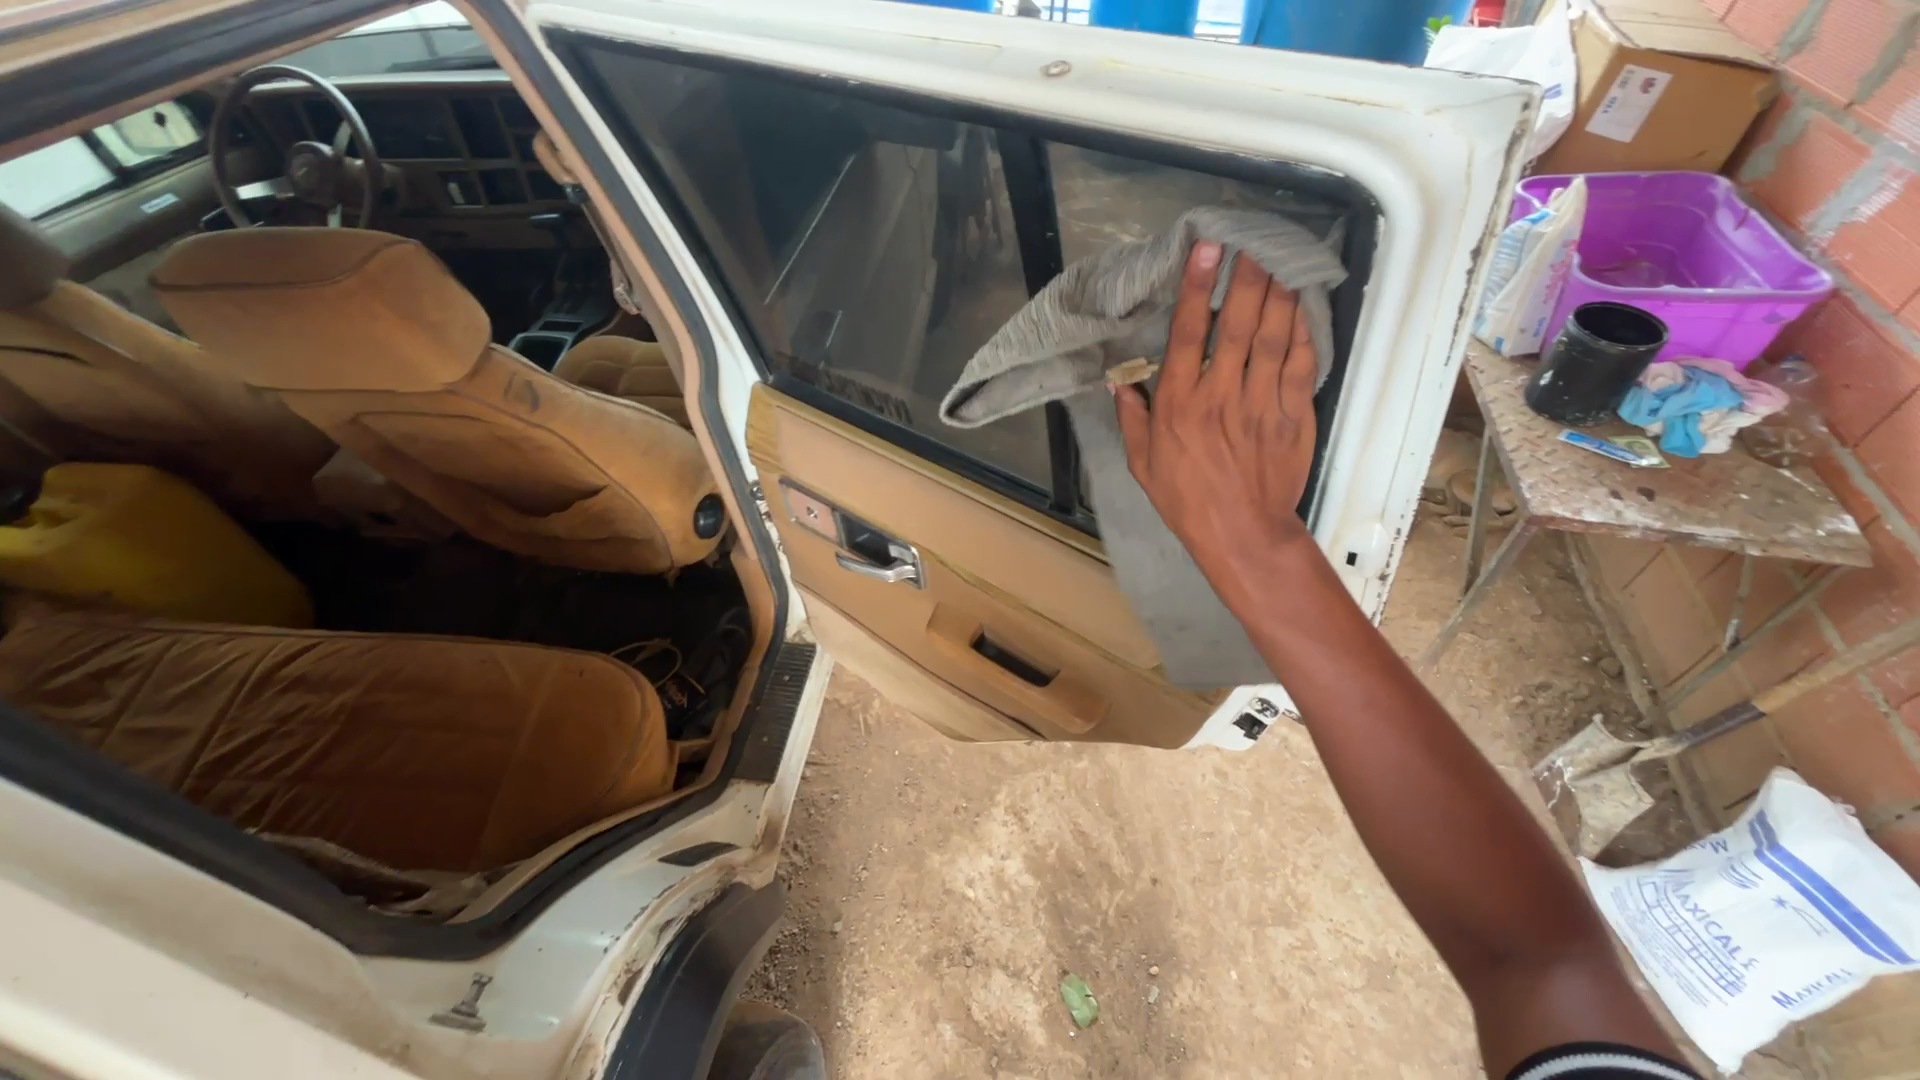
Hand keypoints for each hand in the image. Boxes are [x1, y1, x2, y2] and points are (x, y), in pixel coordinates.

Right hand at [1113, 240, 1320, 610]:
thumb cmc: (1186, 499)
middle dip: (1246, 278)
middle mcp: (1220, 396)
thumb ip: (1133, 419)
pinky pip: (1298, 365)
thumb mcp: (1142, 463)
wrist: (1240, 532)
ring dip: (1277, 295)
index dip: (1199, 288)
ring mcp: (1260, 404)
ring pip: (1272, 338)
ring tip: (1281, 260)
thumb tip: (1122, 383)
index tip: (1207, 251)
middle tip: (1254, 241)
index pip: (1189, 335)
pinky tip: (1300, 307)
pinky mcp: (1291, 416)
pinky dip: (1302, 333)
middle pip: (1237, 326)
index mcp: (1179, 405)